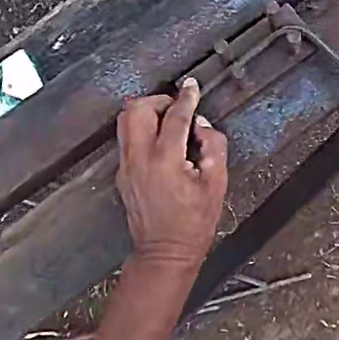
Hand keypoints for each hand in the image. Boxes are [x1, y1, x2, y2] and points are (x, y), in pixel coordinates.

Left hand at [115, 77, 228, 269]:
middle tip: (177, 107)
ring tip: (168, 122)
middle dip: (159, 100)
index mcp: (165, 160)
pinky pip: (127, 139)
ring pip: (125, 122)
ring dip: (146, 113)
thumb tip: (202, 126)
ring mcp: (126, 167)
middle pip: (137, 110)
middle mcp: (140, 159)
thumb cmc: (193, 224)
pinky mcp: (122, 174)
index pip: (175, 117)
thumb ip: (214, 147)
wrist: (165, 252)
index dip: (187, 98)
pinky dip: (142, 131)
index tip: (192, 87)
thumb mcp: (217, 184)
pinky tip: (161, 143)